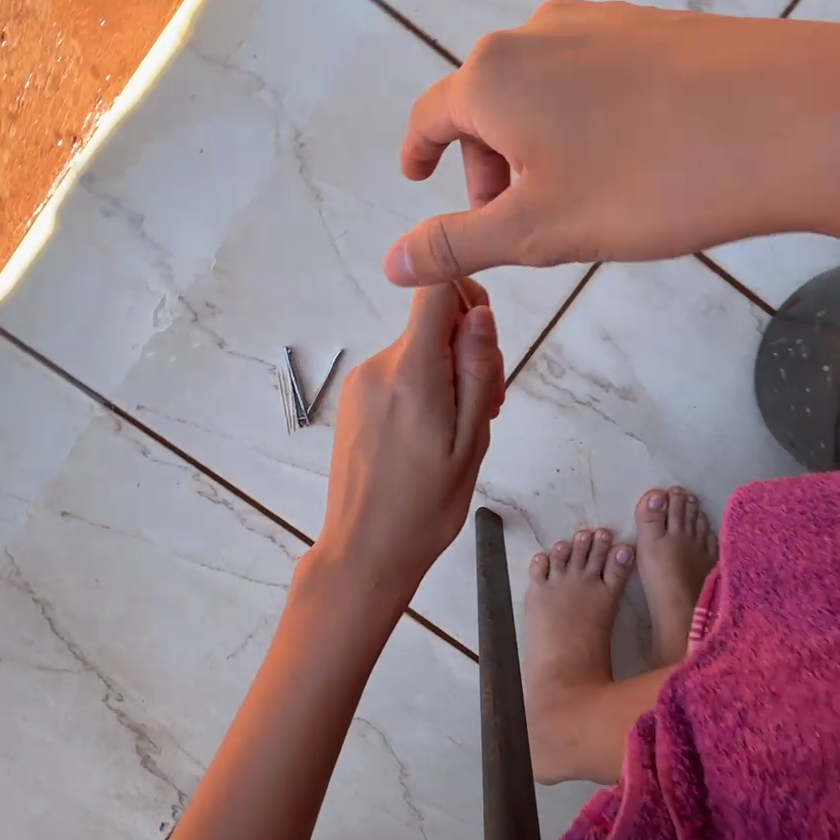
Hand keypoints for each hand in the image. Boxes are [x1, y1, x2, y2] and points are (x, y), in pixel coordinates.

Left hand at [305, 280, 504, 619]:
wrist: (365, 550)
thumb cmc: (426, 507)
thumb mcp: (470, 442)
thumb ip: (476, 372)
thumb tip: (479, 312)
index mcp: (411, 372)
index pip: (435, 289)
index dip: (468, 297)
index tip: (486, 343)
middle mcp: (379, 366)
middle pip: (433, 321)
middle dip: (468, 351)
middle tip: (485, 408)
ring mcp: (361, 382)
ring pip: (419, 349)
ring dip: (448, 374)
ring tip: (459, 429)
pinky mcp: (354, 399)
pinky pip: (399, 372)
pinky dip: (424, 387)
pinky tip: (433, 433)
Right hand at [383, 0, 839, 285]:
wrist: (795, 120)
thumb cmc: (647, 181)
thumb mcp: (536, 230)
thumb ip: (455, 245)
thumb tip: (391, 261)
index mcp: (493, 78)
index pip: (430, 116)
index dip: (419, 153)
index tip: (416, 179)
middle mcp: (536, 34)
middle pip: (485, 107)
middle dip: (487, 168)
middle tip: (517, 226)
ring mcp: (600, 23)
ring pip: (540, 94)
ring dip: (536, 150)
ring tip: (575, 203)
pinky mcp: (653, 30)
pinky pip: (589, 80)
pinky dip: (581, 126)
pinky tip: (624, 165)